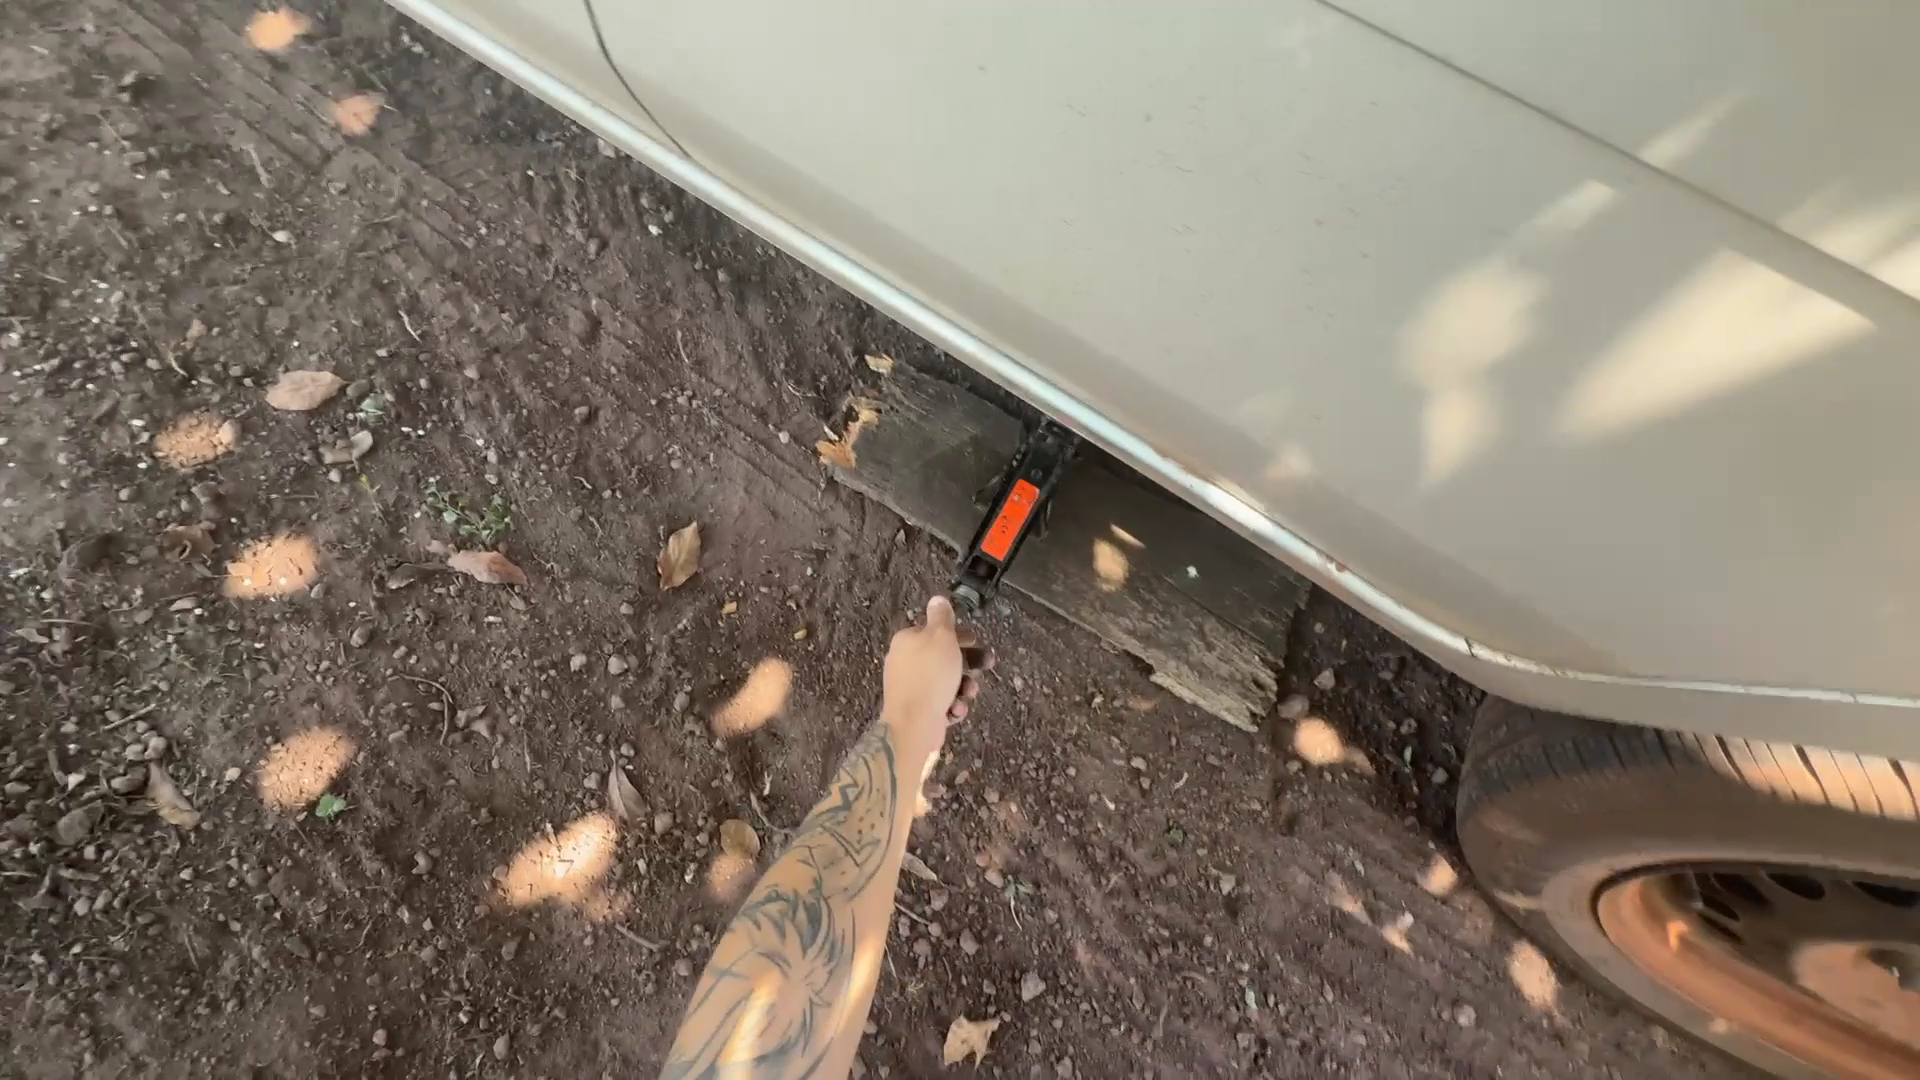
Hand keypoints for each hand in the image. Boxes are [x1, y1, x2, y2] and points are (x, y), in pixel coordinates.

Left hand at [881, 595, 992, 752]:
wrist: (913, 725)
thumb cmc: (930, 676)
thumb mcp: (941, 637)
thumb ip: (942, 617)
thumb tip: (937, 598)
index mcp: (907, 640)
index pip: (934, 631)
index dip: (958, 634)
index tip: (975, 640)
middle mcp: (905, 662)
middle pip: (943, 657)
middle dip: (967, 662)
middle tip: (986, 665)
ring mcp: (909, 688)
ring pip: (944, 681)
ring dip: (963, 686)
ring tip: (970, 692)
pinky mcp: (916, 711)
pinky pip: (940, 702)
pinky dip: (951, 705)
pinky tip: (956, 710)